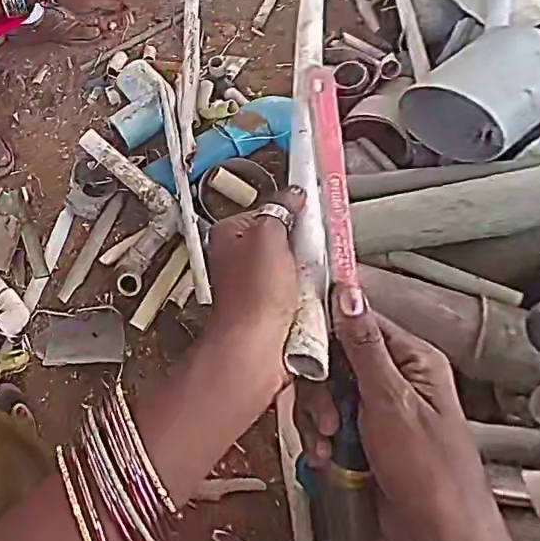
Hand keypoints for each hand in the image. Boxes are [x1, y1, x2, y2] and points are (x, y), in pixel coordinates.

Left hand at [204, 187, 305, 336]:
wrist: (254, 346)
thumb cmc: (252, 294)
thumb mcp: (269, 236)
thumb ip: (280, 209)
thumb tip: (292, 194)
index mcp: (228, 233)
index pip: (267, 209)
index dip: (291, 212)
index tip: (311, 213)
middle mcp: (236, 257)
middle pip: (281, 239)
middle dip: (300, 245)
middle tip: (310, 250)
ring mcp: (252, 283)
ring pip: (292, 265)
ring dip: (306, 270)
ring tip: (309, 277)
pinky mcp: (268, 306)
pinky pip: (296, 290)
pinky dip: (306, 292)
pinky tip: (309, 296)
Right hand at [295, 312, 496, 540]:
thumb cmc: (435, 479)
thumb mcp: (392, 403)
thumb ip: (365, 346)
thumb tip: (349, 294)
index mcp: (412, 359)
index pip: (356, 321)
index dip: (324, 332)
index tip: (302, 348)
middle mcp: (394, 377)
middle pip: (333, 357)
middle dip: (321, 389)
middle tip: (329, 417)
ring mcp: (377, 406)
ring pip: (324, 390)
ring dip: (318, 417)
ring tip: (330, 444)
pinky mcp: (362, 433)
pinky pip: (326, 419)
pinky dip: (320, 437)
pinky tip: (328, 456)